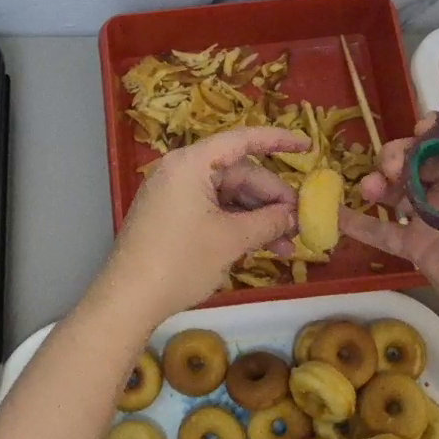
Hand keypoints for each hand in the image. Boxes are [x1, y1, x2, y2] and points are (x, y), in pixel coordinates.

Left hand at [94, 126, 311, 322]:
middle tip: (300, 223)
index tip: (308, 146)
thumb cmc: (180, 261)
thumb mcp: (231, 240)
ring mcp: (175, 194)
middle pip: (238, 173)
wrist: (129, 298)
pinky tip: (262, 246)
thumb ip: (268, 222)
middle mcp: (181, 171)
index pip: (242, 140)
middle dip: (271, 198)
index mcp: (191, 163)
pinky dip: (237, 225)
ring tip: (288, 245)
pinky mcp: (172, 217)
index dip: (278, 140)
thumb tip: (293, 216)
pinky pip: (213, 210)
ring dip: (258, 217)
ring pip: (228, 196)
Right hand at [339, 110, 438, 351]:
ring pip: (396, 186)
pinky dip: (358, 221)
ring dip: (377, 178)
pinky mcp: (419, 249)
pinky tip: (336, 214)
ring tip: (372, 188)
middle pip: (418, 155)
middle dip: (399, 151)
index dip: (435, 125)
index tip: (423, 131)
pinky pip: (382, 231)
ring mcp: (437, 218)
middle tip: (395, 167)